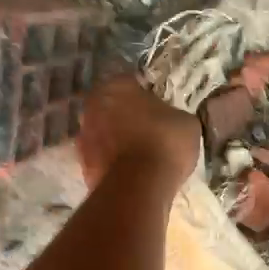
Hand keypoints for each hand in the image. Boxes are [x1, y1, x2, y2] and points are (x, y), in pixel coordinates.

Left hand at [78, 76, 199, 189]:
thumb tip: (169, 120)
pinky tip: (131, 172)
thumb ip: (173, 115)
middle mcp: (93, 106)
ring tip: (140, 155)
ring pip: (103, 132)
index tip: (159, 108)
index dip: (146, 95)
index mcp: (117, 86)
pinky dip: (112, 162)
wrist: (139, 186)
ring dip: (116, 140)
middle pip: (112, 107)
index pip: (131, 83)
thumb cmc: (165, 143)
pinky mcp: (82, 164)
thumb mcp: (186, 122)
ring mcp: (83, 136)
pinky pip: (101, 157)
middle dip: (126, 116)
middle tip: (148, 130)